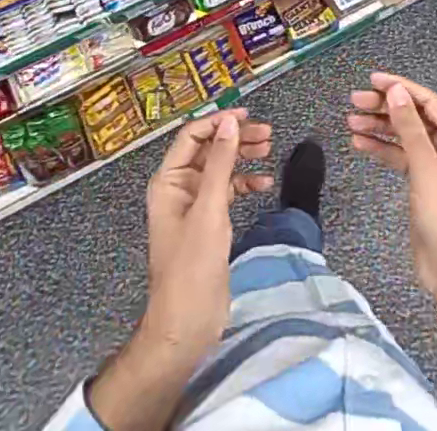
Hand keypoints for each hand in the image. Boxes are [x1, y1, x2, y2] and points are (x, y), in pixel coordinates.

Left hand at [140, 109, 273, 354]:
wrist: (187, 322)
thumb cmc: (192, 265)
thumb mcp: (208, 209)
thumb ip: (220, 162)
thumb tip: (230, 122)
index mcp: (168, 180)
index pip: (192, 136)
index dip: (218, 122)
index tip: (247, 115)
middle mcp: (178, 188)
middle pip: (208, 149)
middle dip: (235, 138)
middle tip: (266, 133)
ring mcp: (193, 205)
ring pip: (219, 168)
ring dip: (242, 157)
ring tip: (268, 148)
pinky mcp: (208, 222)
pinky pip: (227, 191)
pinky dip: (245, 184)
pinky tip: (264, 183)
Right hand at [347, 72, 436, 322]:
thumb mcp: (428, 170)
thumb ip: (410, 128)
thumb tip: (397, 91)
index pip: (428, 103)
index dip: (400, 88)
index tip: (372, 80)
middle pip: (415, 118)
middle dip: (386, 108)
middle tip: (355, 101)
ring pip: (405, 137)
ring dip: (380, 128)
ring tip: (351, 120)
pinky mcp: (425, 186)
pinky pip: (401, 158)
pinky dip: (382, 150)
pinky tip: (360, 143)